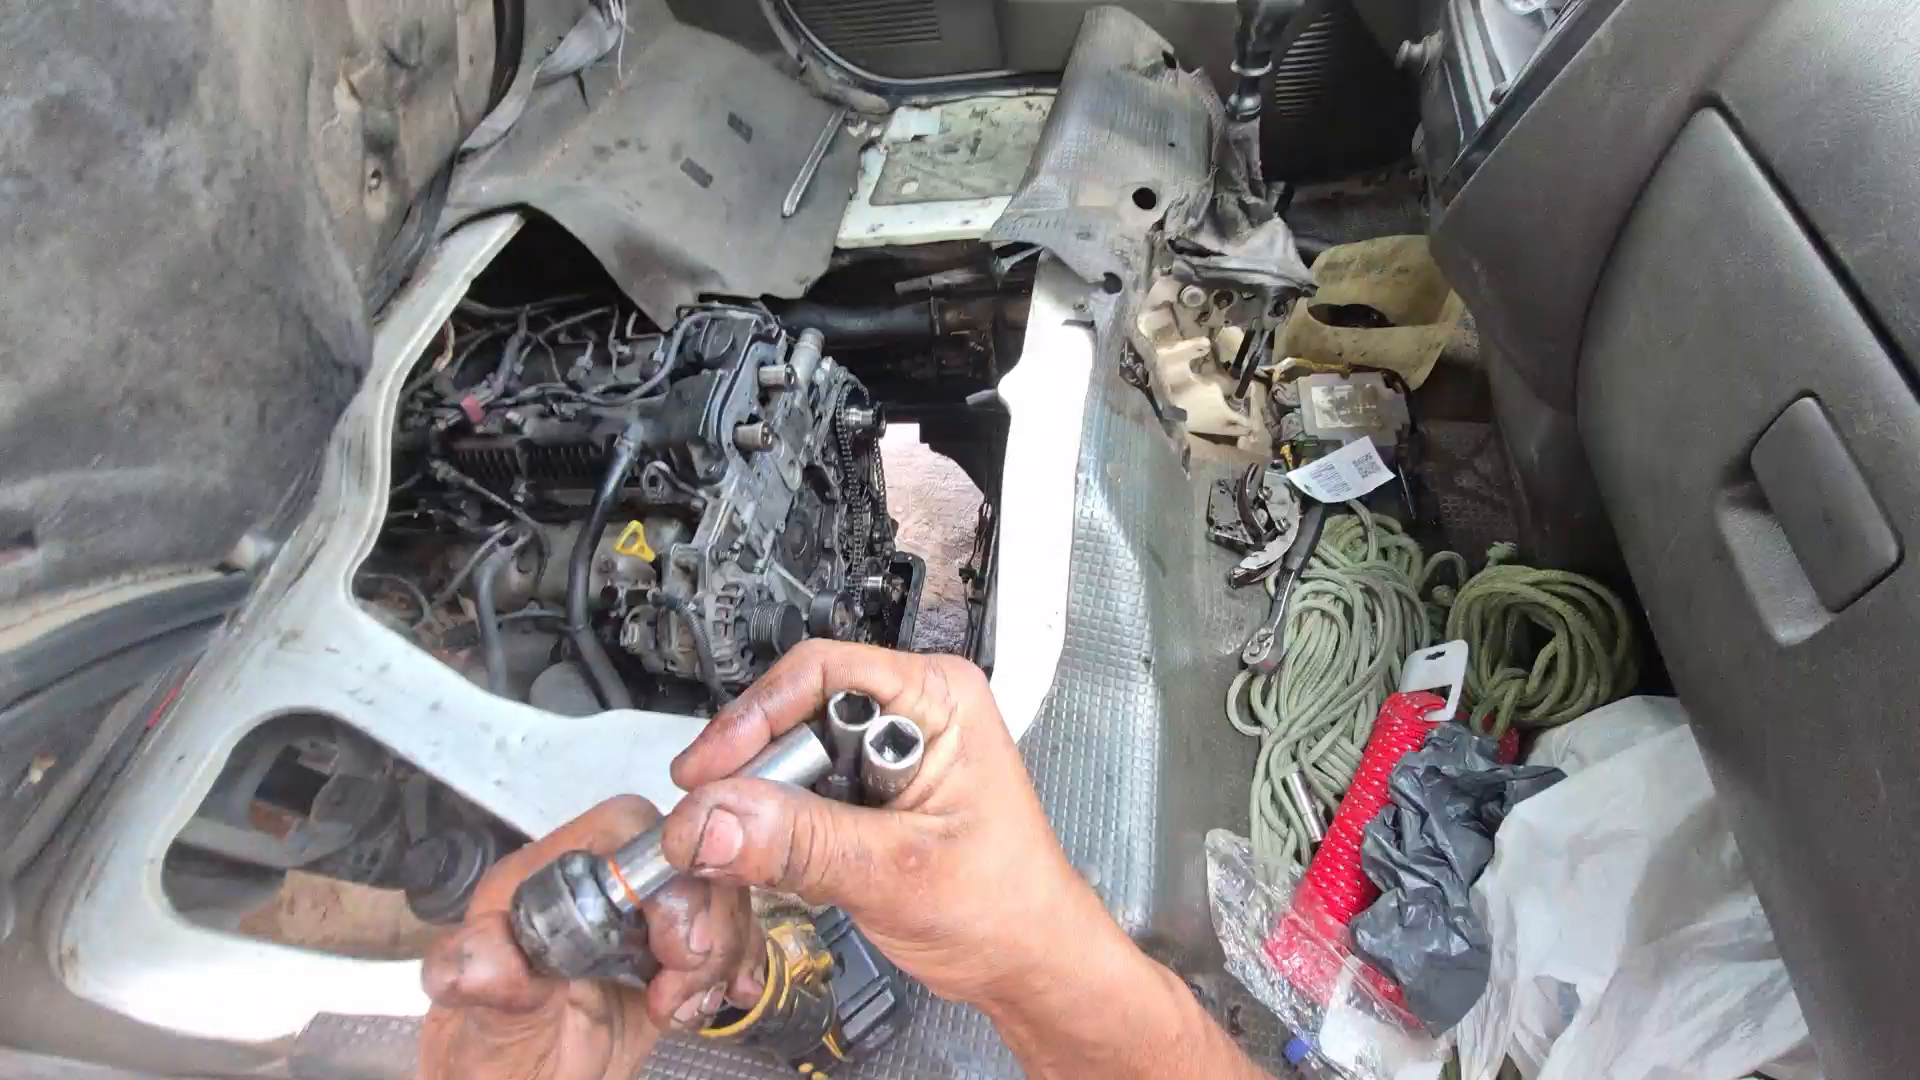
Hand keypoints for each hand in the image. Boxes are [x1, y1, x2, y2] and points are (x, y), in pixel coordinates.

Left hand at [419, 797, 764, 1079]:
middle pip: (687, 853)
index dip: (660, 871)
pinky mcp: (680, 939)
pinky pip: (735, 922)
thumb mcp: (484, 1041)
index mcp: (548, 878)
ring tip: (687, 1007)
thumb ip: (483, 991)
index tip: (667, 943)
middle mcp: (605, 881)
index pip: (625, 826)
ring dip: (721, 946)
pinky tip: (724, 995)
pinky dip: (740, 957)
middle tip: (684, 979)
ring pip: (721, 885)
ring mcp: (647, 910)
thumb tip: (471, 960)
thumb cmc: (495, 1072)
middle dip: (703, 916)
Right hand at [657, 641, 1127, 1012]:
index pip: (825, 672)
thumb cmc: (1004, 903)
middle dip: (754, 763)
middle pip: (801, 708)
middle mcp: (913, 708)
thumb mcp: (898, 871)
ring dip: (762, 797)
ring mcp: (890, 749)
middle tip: (713, 818)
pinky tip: (772, 851)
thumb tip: (713, 820)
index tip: (705, 771)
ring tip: (741, 844)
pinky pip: (804, 786)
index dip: (758, 715)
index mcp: (940, 695)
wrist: (1025, 959)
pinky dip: (778, 819)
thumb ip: (803, 843)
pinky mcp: (872, 788)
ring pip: (796, 750)